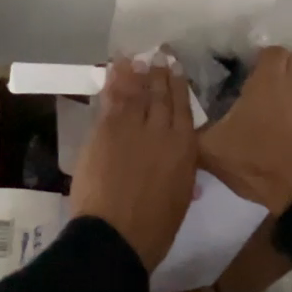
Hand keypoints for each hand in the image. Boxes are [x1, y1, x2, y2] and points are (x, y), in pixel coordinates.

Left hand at [69, 54, 197, 270]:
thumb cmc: (153, 229)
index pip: (183, 108)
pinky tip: (116, 69)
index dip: (179, 85)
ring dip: (137, 73)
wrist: (116, 236)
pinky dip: (114, 82)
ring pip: (137, 92)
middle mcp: (162, 130)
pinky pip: (112, 99)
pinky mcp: (106, 129)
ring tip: (137, 58)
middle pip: (160, 95)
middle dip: (159, 73)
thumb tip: (183, 160)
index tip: (176, 68)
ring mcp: (132, 126)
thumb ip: (182, 171)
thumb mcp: (179, 198)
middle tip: (158, 55)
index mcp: (185, 148)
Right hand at [198, 46, 291, 215]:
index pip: (273, 51)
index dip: (262, 58)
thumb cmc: (254, 162)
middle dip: (282, 66)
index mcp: (268, 82)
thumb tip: (183, 122)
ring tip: (279, 109)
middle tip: (265, 85)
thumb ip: (196, 130)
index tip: (249, 71)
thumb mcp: (211, 149)